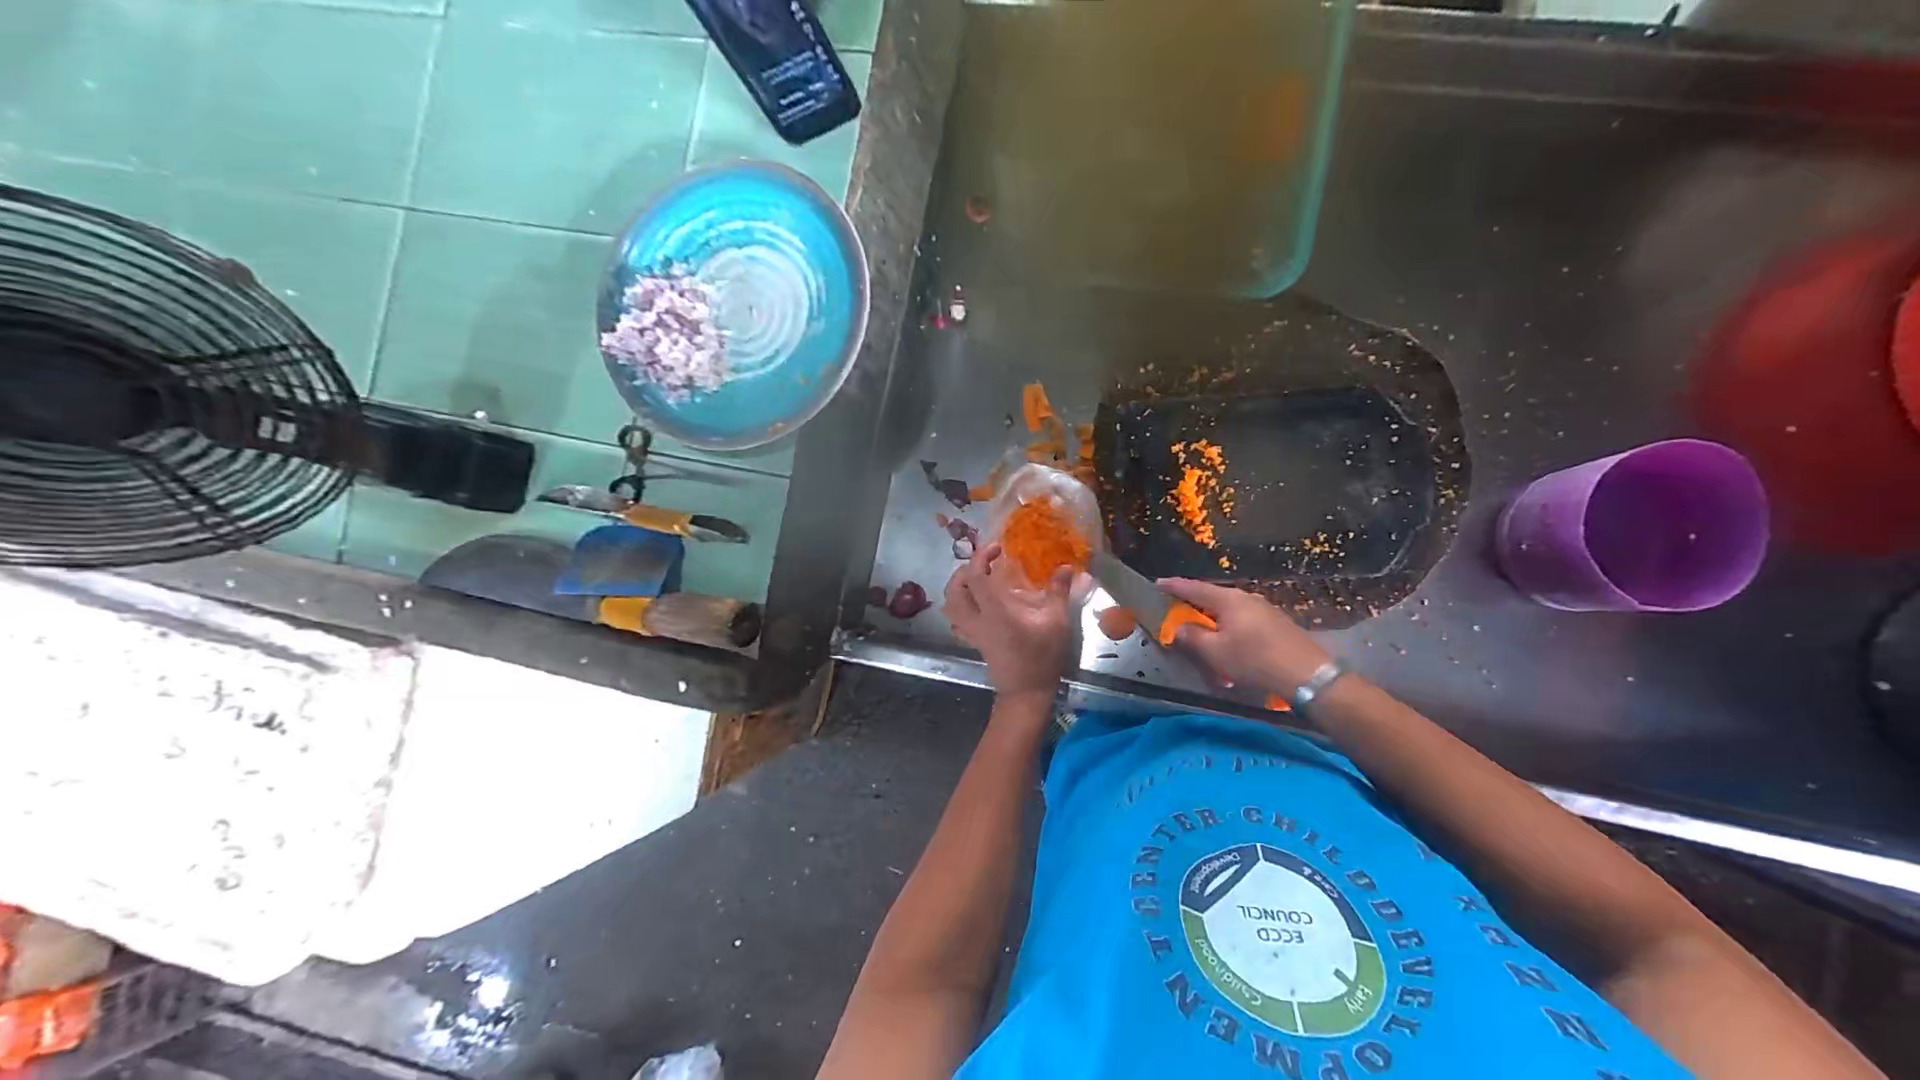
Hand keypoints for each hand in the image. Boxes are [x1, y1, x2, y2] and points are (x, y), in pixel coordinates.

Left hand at [944, 542, 1075, 700]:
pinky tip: (978, 604)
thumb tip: (1066, 566)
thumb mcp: (1057, 621)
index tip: (997, 548)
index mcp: (995, 611)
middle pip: (954, 588)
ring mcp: (972, 632)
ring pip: (951, 604)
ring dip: (959, 587)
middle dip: (965, 570)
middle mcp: (977, 619)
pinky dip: (961, 606)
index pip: (975, 576)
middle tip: (985, 563)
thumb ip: (1058, 591)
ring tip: (979, 580)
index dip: (981, 557)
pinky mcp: (973, 641)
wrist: (1027, 692)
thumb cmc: (1043, 656)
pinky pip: (957, 619)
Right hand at [1157, 578, 1331, 697]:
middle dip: (1192, 608)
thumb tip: (1178, 626)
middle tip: (1175, 617)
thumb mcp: (1214, 652)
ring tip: (1202, 642)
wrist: (1307, 675)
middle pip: (1211, 598)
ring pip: (1228, 613)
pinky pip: (1243, 623)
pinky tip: (1229, 652)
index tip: (1156, 585)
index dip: (1172, 586)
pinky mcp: (1276, 625)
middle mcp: (1246, 598)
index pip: (1192, 587)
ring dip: (1212, 625)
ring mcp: (1264, 610)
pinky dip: (1229, 633)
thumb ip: (1191, 636)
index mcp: (1227, 599)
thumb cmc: (1254, 660)